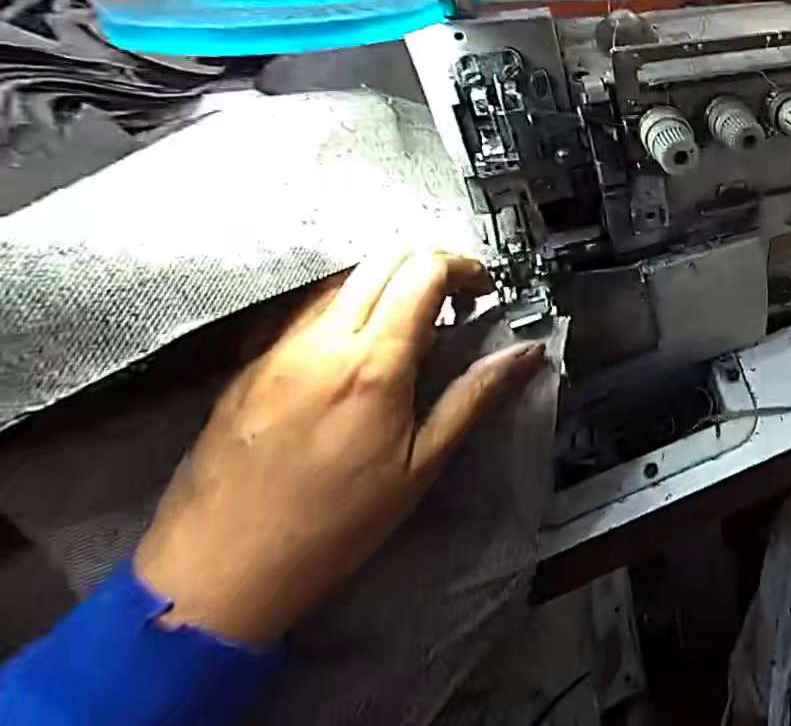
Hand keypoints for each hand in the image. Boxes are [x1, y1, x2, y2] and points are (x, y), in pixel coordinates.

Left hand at [133, 251, 547, 644]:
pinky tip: (368, 349)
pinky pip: (308, 313)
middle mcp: (318, 345)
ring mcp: (274, 355)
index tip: (486, 292)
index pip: (421, 272)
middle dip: (431, 264)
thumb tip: (530, 352)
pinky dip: (353, 308)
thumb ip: (477, 394)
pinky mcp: (247, 372)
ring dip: (392, 283)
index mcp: (371, 366)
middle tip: (460, 298)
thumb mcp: (424, 462)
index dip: (464, 267)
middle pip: (381, 261)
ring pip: (343, 282)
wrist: (208, 581)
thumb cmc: (335, 525)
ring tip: (420, 325)